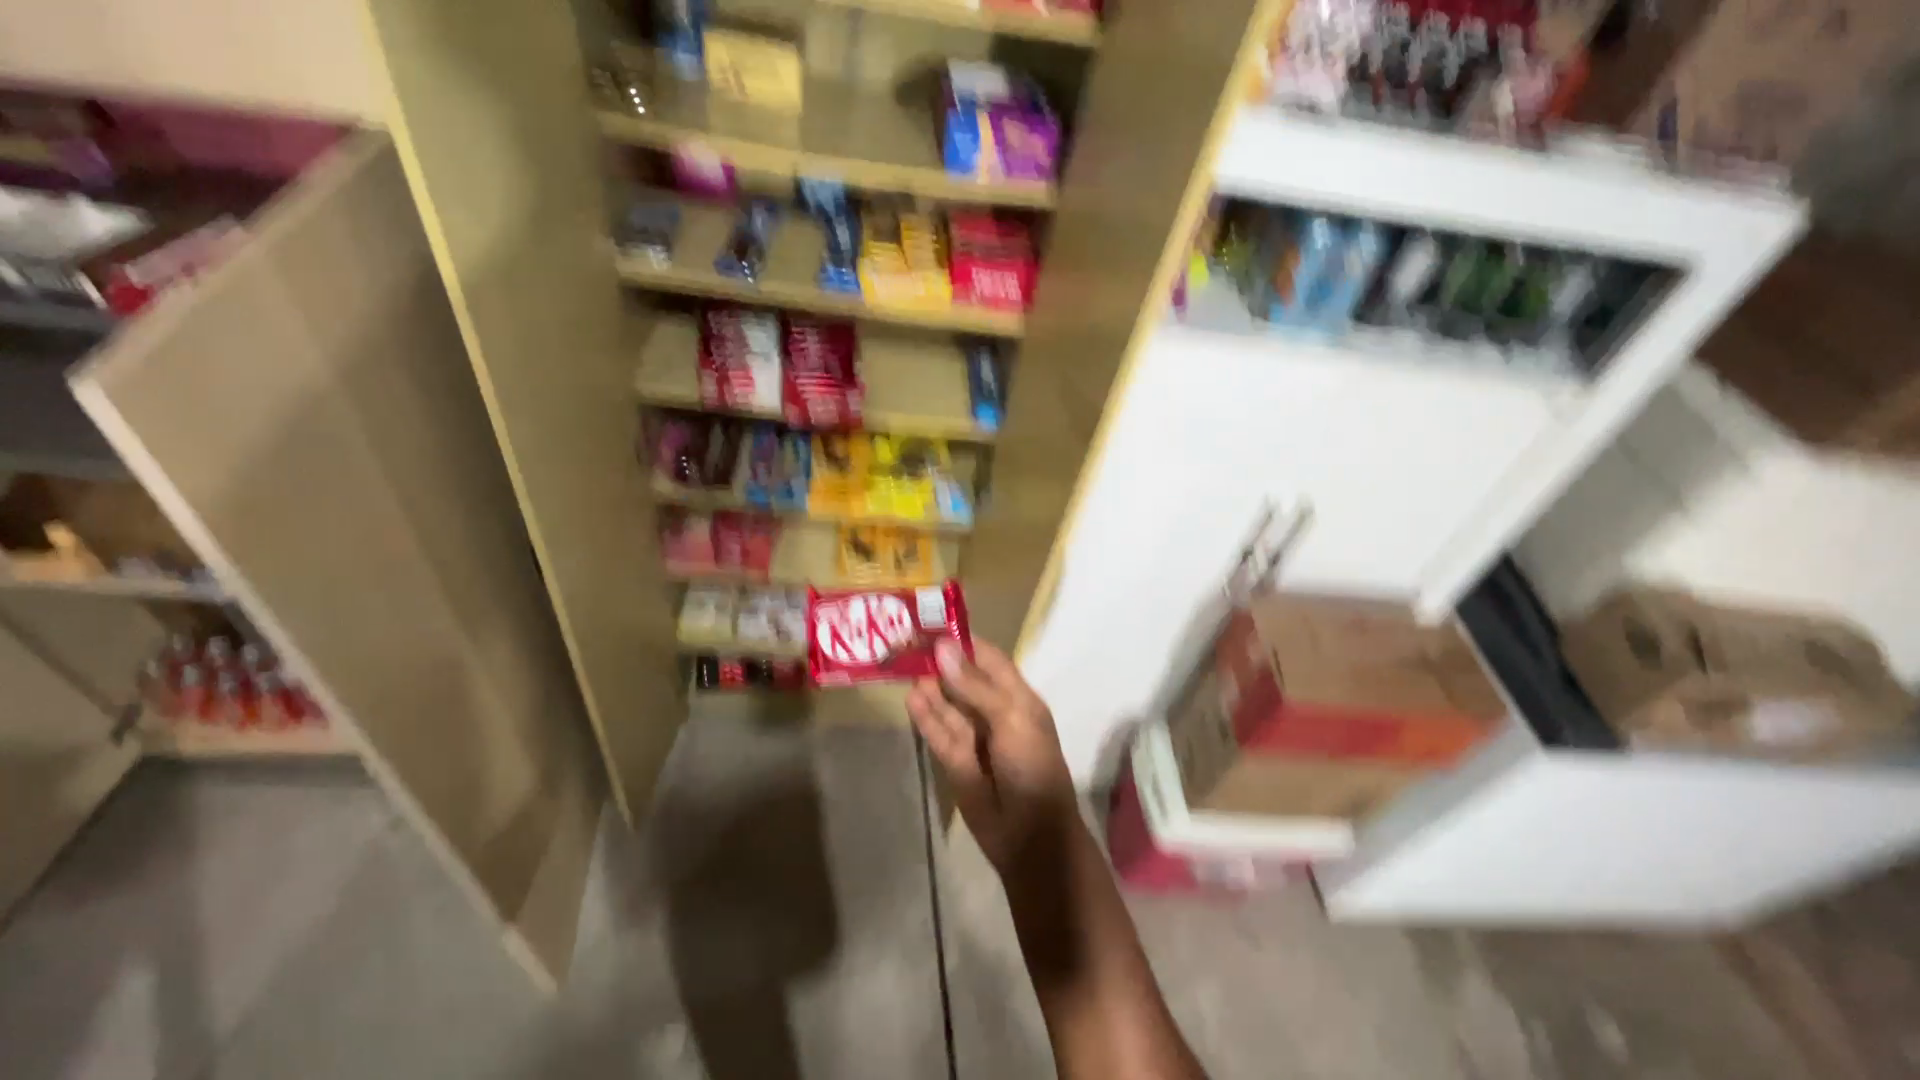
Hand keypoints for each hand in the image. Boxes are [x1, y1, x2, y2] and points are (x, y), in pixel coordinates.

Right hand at [908, 638, 1079, 875]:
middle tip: (903, 639)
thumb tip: (943, 648)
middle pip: (962, 679)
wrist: (1031, 835)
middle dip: (938, 660)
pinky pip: (937, 732)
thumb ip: (975, 686)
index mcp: (1018, 698)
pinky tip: (910, 697)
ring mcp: (973, 737)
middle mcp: (994, 712)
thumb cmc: (1032, 768)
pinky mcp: (954, 761)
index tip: (931, 621)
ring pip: (946, 704)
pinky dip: (925, 715)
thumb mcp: (1011, 719)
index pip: (988, 658)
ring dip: (929, 685)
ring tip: (901, 663)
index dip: (962, 641)